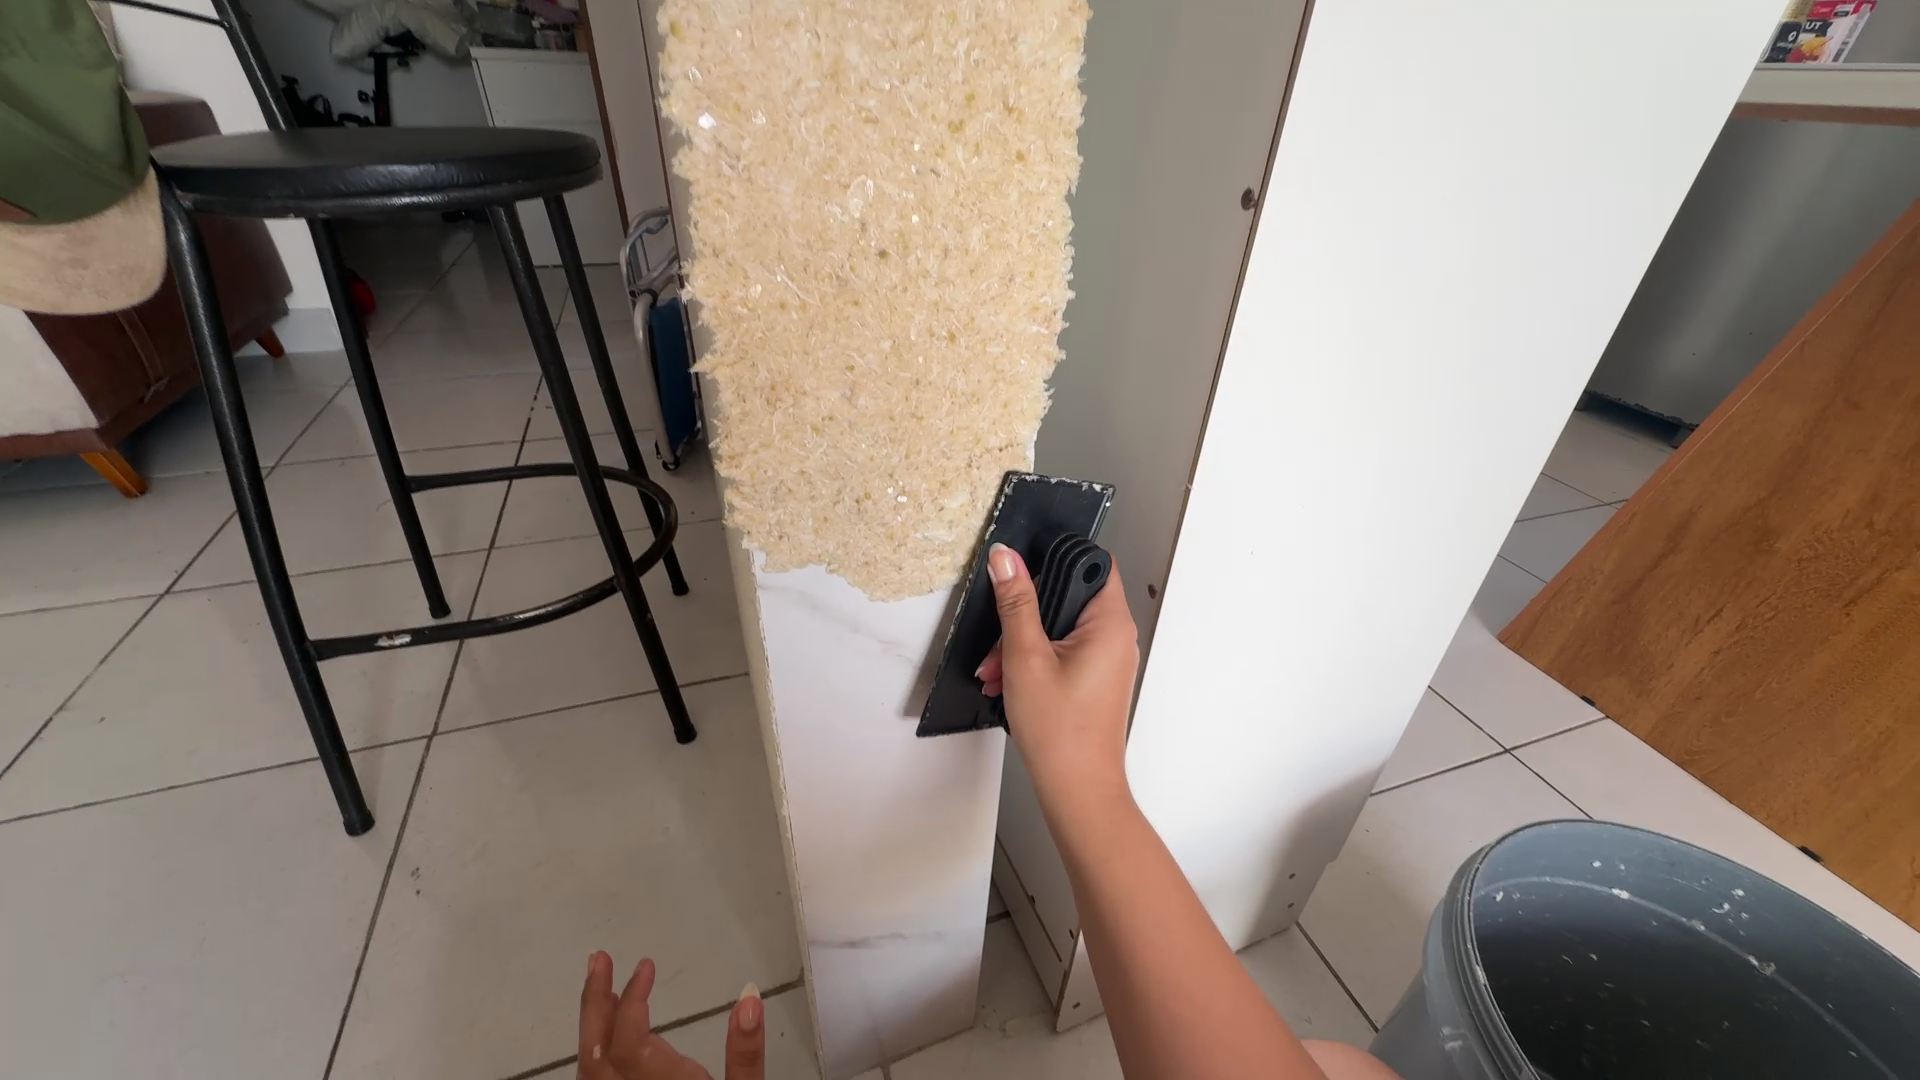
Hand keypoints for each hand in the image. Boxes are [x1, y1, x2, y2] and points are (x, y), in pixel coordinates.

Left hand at [578, 953, 763, 1079]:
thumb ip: (746, 1056)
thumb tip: (748, 996)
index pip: (629, 1044)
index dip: (631, 1000)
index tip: (645, 965)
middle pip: (595, 1059)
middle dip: (593, 1005)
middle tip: (597, 959)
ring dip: (592, 1031)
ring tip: (603, 990)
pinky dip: (596, 1060)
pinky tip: (606, 1045)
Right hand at [975, 543, 1138, 804]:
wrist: (1077, 789)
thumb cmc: (1059, 729)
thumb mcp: (1025, 655)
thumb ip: (1015, 601)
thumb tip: (1005, 557)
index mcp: (1110, 623)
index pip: (1091, 564)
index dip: (1055, 562)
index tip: (1023, 573)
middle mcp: (1116, 637)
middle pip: (1068, 598)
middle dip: (1025, 614)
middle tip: (998, 639)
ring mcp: (1107, 660)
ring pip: (1060, 628)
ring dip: (1022, 642)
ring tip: (995, 670)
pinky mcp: (1095, 679)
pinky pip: (1063, 652)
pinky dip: (1034, 661)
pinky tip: (1006, 681)